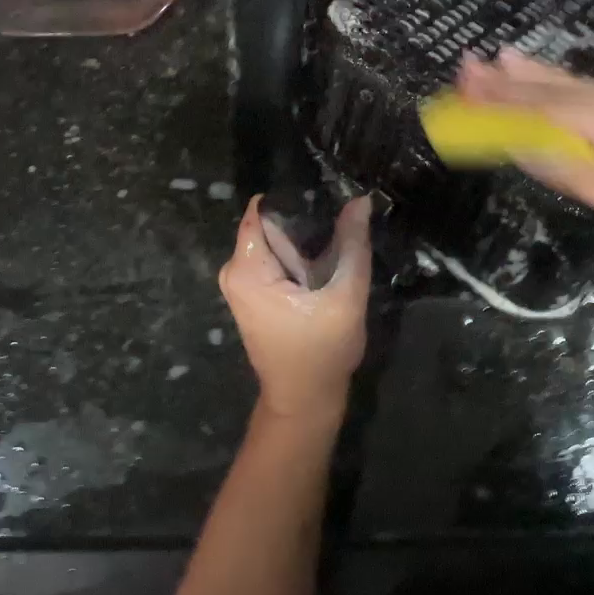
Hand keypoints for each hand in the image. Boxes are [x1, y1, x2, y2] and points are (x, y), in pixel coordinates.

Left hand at [218, 195, 371, 419]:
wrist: (304, 400)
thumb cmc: (322, 352)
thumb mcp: (345, 297)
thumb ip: (352, 245)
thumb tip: (359, 199)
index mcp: (246, 269)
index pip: (262, 209)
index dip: (295, 198)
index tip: (328, 195)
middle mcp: (234, 270)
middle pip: (269, 224)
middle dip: (303, 220)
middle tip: (341, 219)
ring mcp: (241, 282)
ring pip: (275, 241)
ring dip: (303, 239)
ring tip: (337, 239)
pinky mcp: (252, 292)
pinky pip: (274, 258)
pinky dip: (297, 256)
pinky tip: (323, 260)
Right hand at [456, 49, 593, 271]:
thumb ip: (572, 170)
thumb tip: (521, 145)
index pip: (542, 105)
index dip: (499, 97)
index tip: (462, 85)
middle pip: (556, 87)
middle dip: (509, 79)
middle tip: (468, 65)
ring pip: (576, 86)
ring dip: (534, 77)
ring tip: (501, 59)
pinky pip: (593, 94)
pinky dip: (561, 88)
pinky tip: (555, 82)